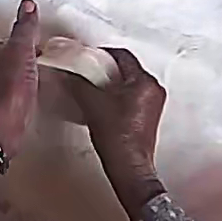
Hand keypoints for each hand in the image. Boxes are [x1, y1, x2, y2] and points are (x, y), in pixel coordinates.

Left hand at [0, 0, 41, 152]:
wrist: (2, 126)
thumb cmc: (8, 88)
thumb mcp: (21, 50)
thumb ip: (25, 29)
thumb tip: (28, 4)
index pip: (14, 39)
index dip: (28, 37)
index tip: (40, 35)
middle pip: (15, 56)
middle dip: (29, 54)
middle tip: (44, 50)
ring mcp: (5, 90)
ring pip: (18, 74)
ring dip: (29, 71)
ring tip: (45, 69)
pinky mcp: (13, 107)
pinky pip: (24, 91)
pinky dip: (31, 87)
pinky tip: (39, 91)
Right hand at [69, 48, 167, 209]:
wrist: (129, 167)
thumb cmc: (118, 137)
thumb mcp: (92, 104)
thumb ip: (78, 84)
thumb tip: (67, 73)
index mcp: (144, 82)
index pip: (123, 56)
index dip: (103, 54)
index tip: (88, 56)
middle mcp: (154, 90)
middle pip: (128, 69)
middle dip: (107, 69)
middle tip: (88, 70)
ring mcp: (154, 104)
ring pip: (130, 84)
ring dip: (112, 83)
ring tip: (92, 87)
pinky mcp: (149, 116)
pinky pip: (133, 97)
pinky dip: (118, 96)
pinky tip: (103, 103)